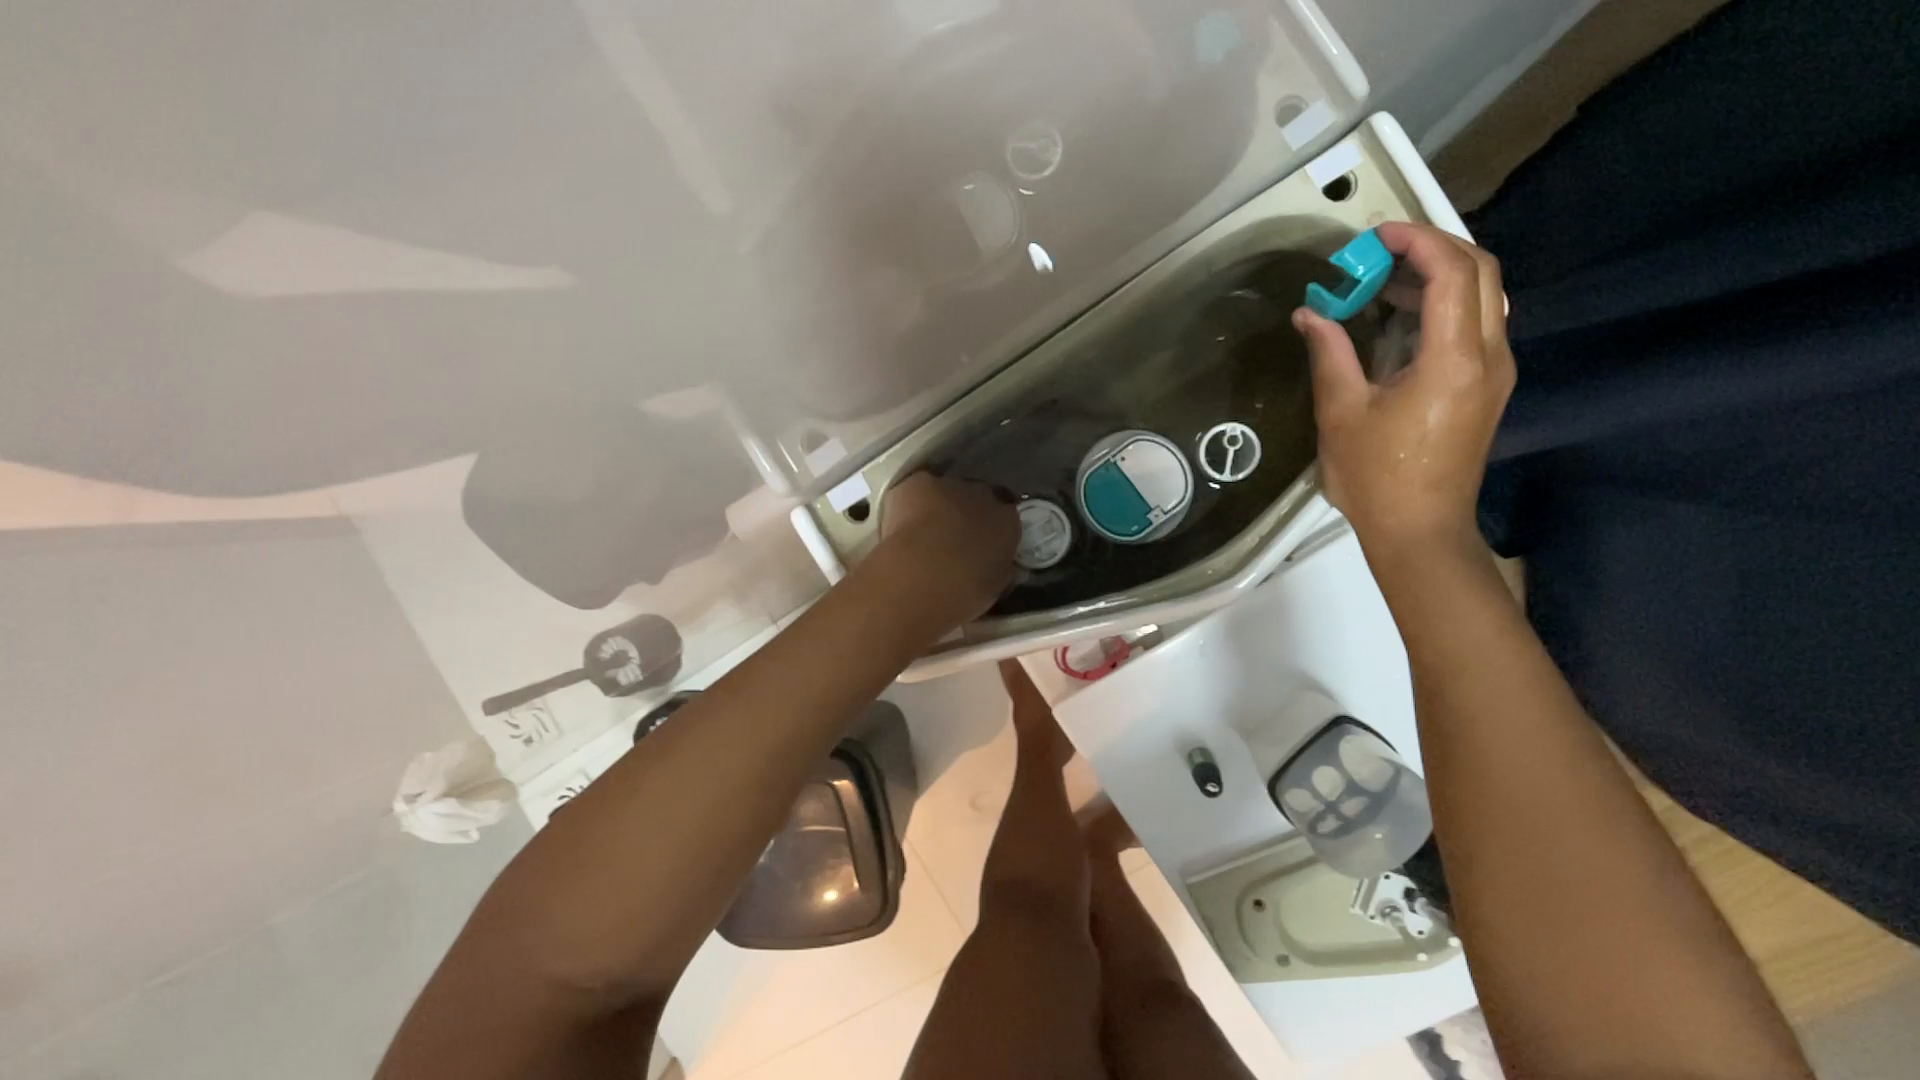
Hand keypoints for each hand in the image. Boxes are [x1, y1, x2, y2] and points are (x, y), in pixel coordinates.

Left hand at [874, 472, 1018, 621]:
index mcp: (1007, 523)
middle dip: (964, 515)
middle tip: (948, 541)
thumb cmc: (964, 591)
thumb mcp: (993, 586)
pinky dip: (909, 503)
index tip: (977, 546)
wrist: (926, 575)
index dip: (988, 530)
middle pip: (976, 498)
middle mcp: (984, 496)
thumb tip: (989, 563)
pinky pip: (916, 489)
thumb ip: (995, 566)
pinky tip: (900, 525)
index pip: (1004, 517)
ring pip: (945, 492)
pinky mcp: (919, 483)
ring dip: (937, 507)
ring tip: (920, 535)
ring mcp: (951, 485)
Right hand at [1293, 222, 1514, 553]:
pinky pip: (1475, 323)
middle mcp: (1487, 355)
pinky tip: (1400, 317)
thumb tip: (1310, 312)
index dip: (1416, 240)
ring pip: (1483, 295)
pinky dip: (1444, 303)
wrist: (1420, 531)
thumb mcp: (1341, 412)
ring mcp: (1494, 371)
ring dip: (1439, 274)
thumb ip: (1329, 352)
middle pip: (1480, 270)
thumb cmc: (1376, 477)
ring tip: (1383, 281)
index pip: (1452, 271)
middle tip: (1379, 252)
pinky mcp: (1487, 387)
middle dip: (1432, 247)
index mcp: (1453, 359)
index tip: (1373, 237)